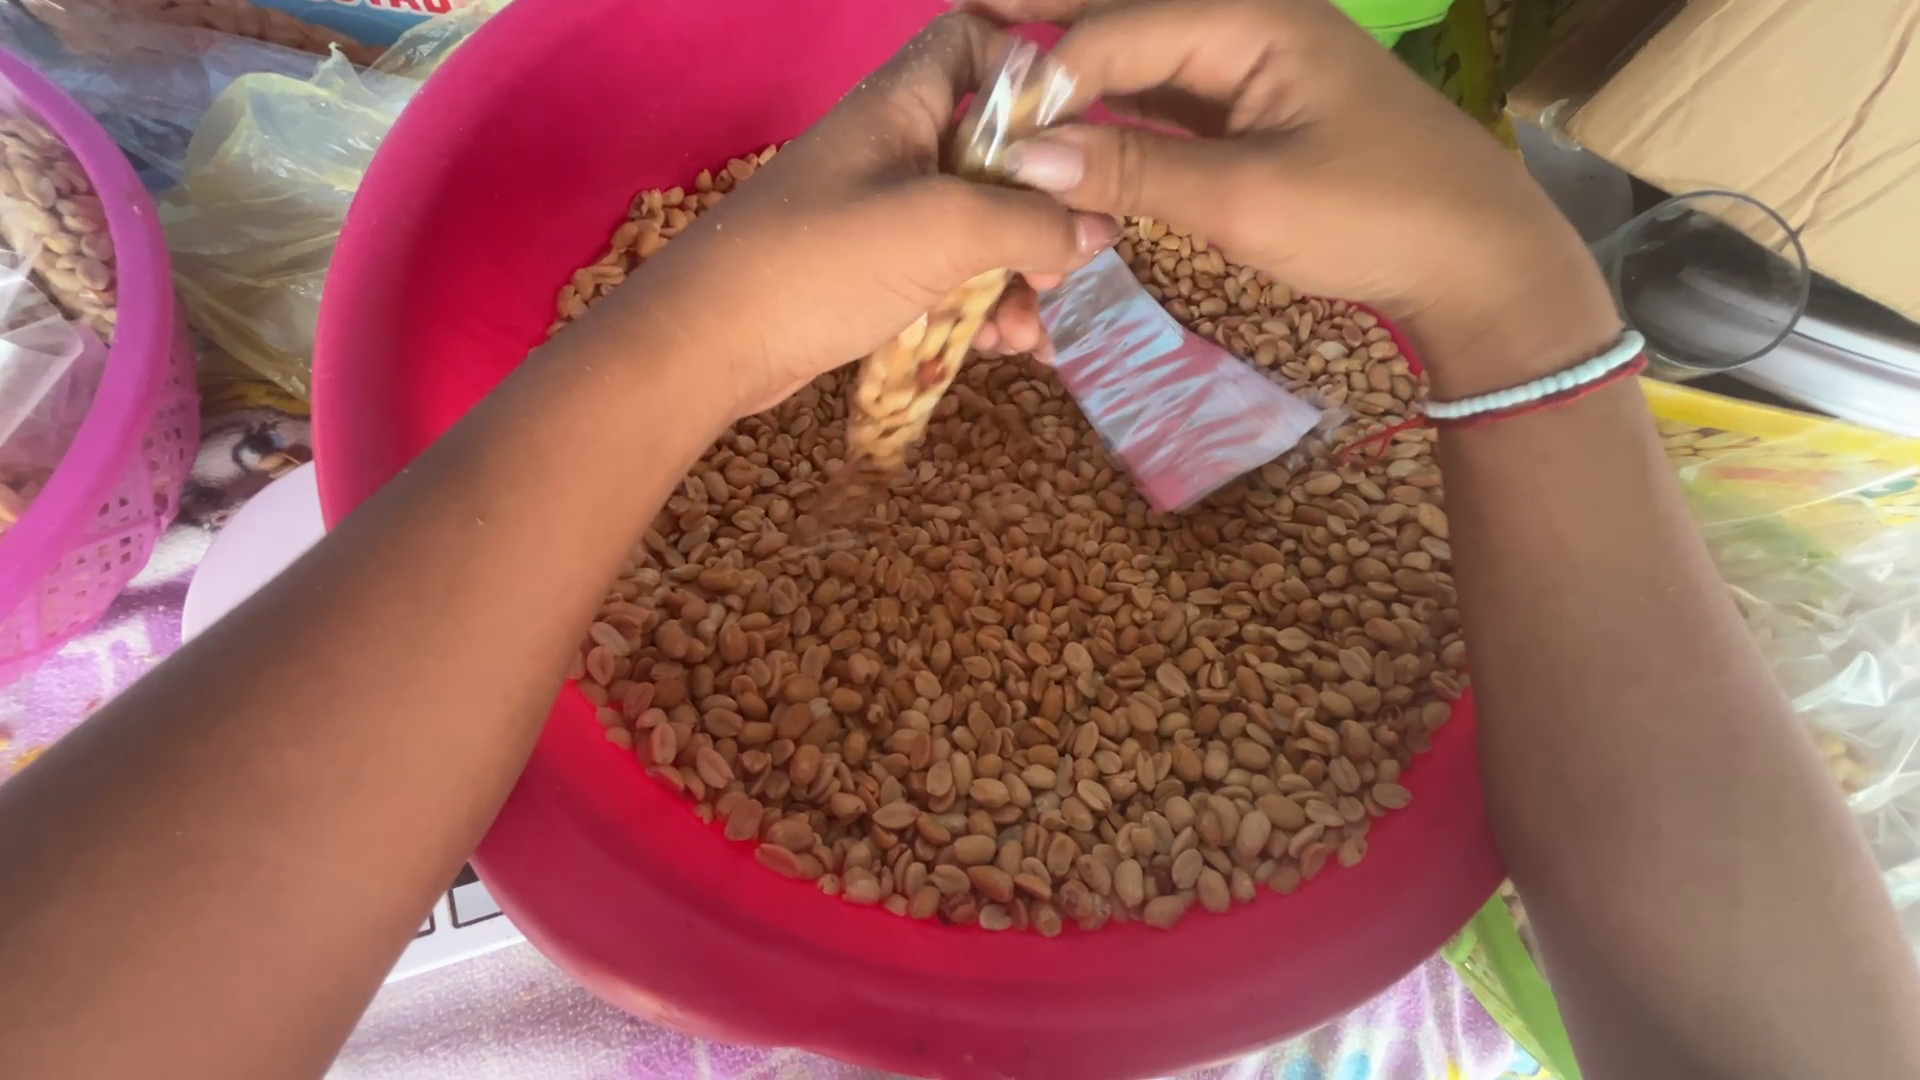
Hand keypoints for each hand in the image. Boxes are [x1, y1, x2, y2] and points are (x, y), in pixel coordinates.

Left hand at [592, 13, 1116, 421]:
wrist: (718, 341)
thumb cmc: (826, 262)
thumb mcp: (943, 230)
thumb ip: (1030, 223)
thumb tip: (1102, 228)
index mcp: (904, 105)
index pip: (975, 47)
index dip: (1030, 78)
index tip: (1074, 143)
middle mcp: (896, 152)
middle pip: (991, 159)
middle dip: (1037, 216)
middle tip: (1060, 271)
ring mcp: (883, 218)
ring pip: (973, 232)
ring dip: (1011, 283)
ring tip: (1030, 336)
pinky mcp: (873, 276)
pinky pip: (943, 280)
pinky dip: (975, 311)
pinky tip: (1000, 349)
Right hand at [971, 0, 1620, 396]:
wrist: (1465, 255)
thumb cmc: (1366, 218)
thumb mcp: (1242, 199)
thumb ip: (1132, 171)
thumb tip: (1029, 160)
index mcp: (1251, 19)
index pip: (1117, 31)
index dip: (1042, 77)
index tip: (980, 128)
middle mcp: (1246, 24)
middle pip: (1127, 15)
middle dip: (1048, 24)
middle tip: (969, 25)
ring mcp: (1250, 67)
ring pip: (1143, 56)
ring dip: (1078, 70)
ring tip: (1005, 75)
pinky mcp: (1251, 112)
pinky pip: (1167, 99)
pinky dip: (1117, 111)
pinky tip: (1076, 121)